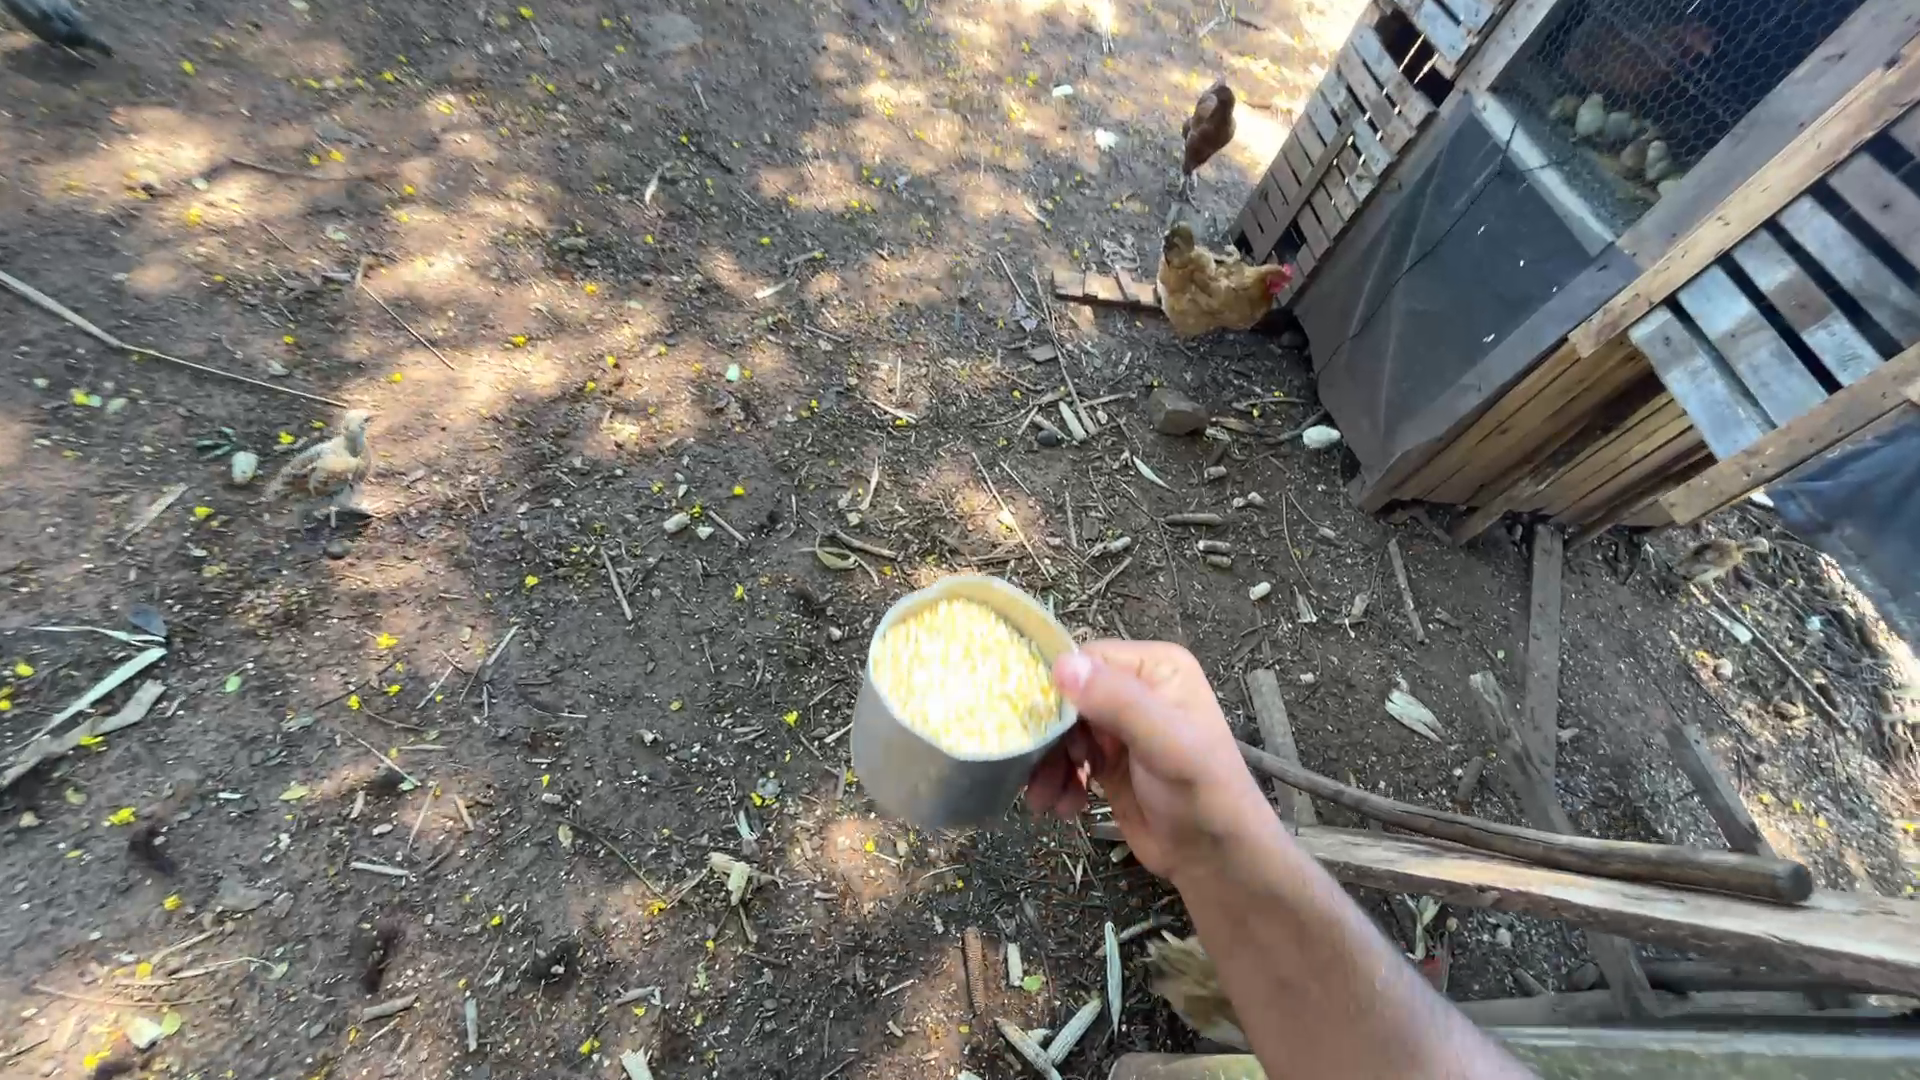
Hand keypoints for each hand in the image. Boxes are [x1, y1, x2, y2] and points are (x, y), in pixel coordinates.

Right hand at [1026, 640, 1270, 881]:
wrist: (1214, 858)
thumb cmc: (1200, 792)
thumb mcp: (1164, 742)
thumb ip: (1117, 701)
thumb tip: (1062, 665)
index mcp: (1155, 668)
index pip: (1089, 661)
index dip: (1058, 690)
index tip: (1037, 724)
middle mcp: (1135, 689)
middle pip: (1068, 698)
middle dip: (1049, 736)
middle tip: (1033, 768)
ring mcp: (1119, 725)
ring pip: (1061, 731)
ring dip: (1047, 763)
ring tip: (1043, 799)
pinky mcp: (1107, 759)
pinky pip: (1067, 758)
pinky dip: (1058, 780)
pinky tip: (1063, 806)